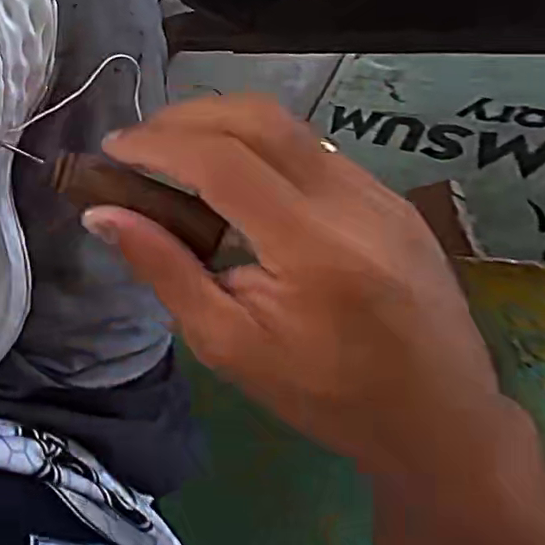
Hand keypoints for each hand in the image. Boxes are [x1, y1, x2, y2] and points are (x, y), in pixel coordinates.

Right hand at [83, 95, 514, 480]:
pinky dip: (247, 141)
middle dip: (181, 118)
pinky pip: (303, 144)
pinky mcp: (386, 197)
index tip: (110, 149)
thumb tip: (99, 213)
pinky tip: (222, 175)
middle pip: (255, 119)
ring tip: (169, 153)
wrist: (446, 427)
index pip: (222, 161)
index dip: (156, 143)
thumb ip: (160, 267)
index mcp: (316, 250)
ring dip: (213, 123)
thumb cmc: (324, 394)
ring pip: (281, 122)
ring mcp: (379, 196)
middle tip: (136, 145)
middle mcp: (355, 207)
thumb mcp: (223, 341)